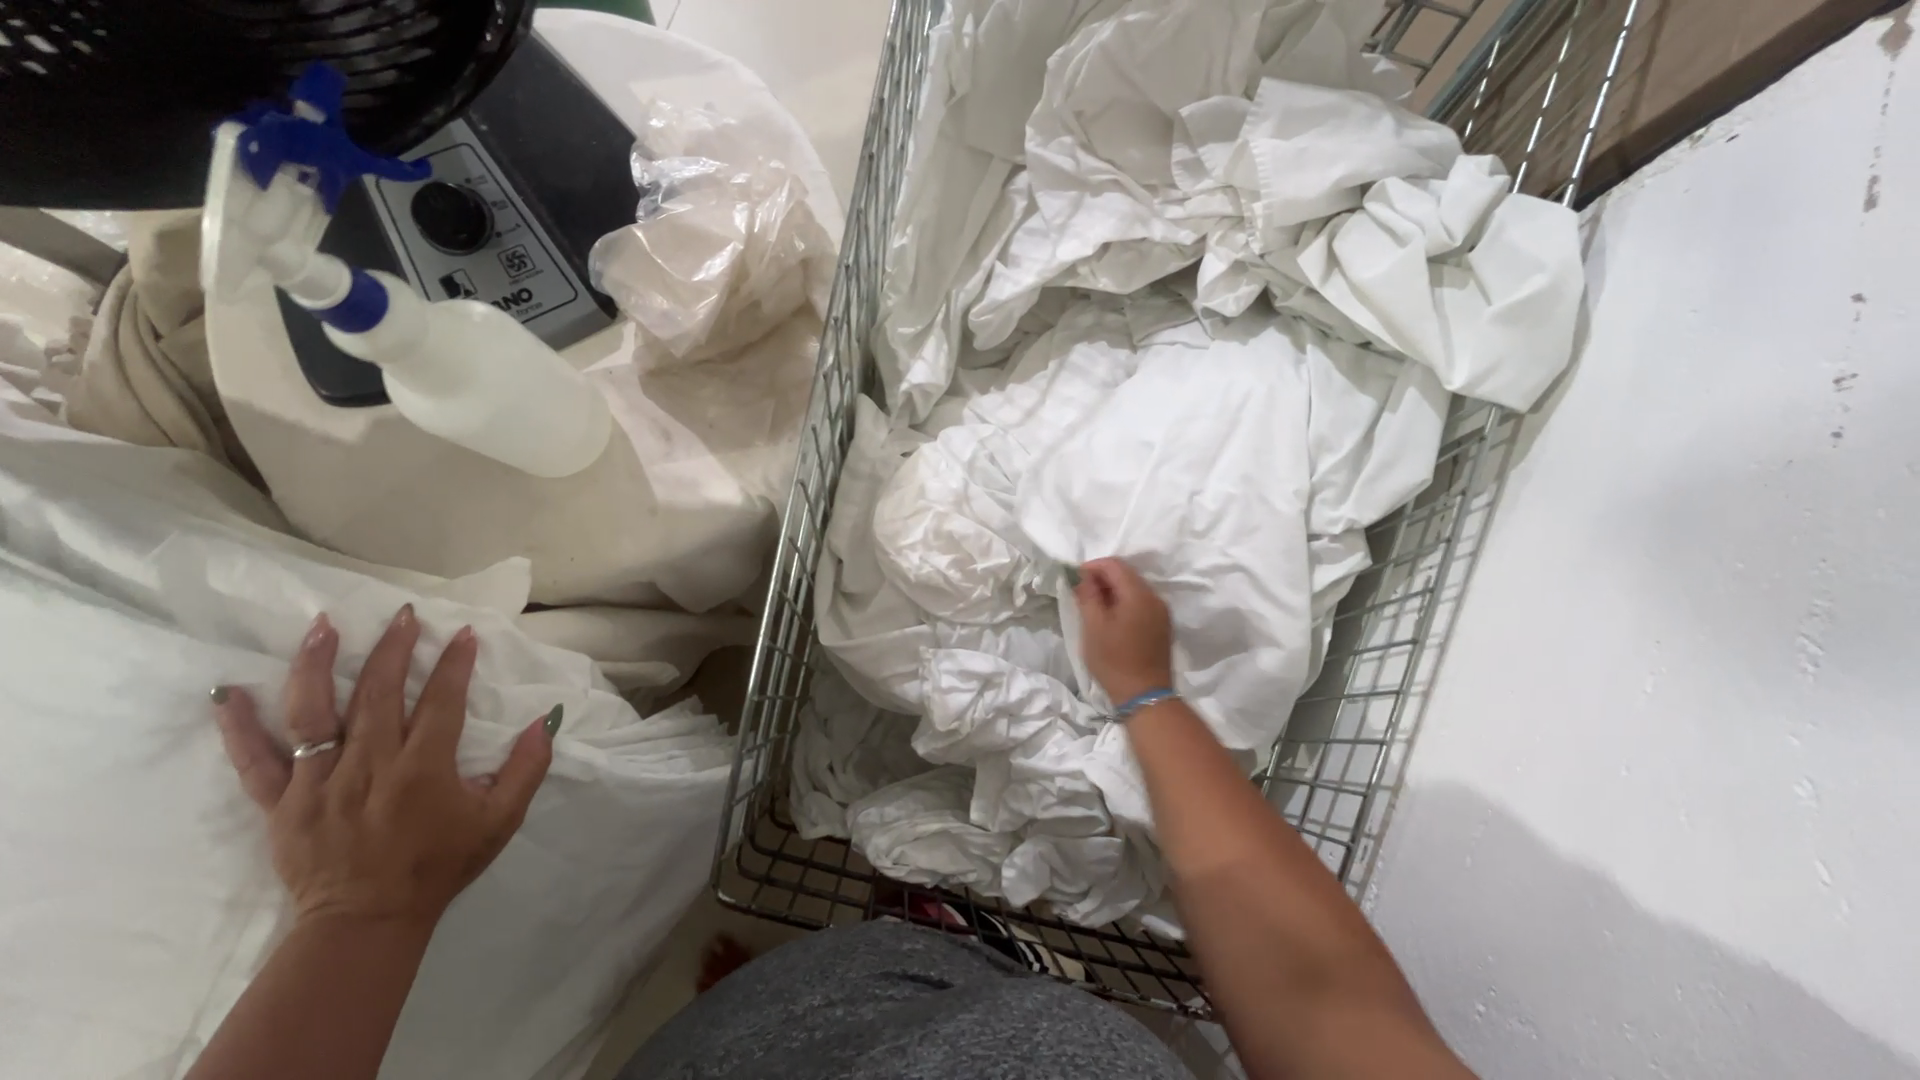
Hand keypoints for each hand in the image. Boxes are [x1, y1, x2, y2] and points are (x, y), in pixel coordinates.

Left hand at [211, 605, 553, 929]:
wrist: (366, 922)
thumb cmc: (438, 867)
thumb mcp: (499, 822)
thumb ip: (525, 769)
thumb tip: (545, 721)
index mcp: (423, 768)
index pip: (441, 701)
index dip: (454, 664)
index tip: (462, 634)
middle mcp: (370, 764)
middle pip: (379, 692)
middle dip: (394, 648)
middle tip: (403, 614)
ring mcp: (320, 782)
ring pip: (314, 713)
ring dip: (318, 665)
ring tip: (323, 626)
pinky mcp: (281, 804)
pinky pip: (254, 762)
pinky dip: (239, 727)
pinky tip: (229, 692)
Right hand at [1073, 557, 1174, 704]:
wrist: (1145, 695)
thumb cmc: (1114, 661)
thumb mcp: (1093, 627)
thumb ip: (1087, 595)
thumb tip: (1081, 575)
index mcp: (1139, 594)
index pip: (1114, 565)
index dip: (1092, 567)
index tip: (1074, 580)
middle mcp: (1155, 598)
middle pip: (1126, 574)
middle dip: (1102, 578)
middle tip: (1081, 594)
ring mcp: (1162, 612)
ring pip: (1134, 588)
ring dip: (1113, 591)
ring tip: (1094, 608)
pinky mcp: (1162, 625)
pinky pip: (1141, 603)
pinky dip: (1124, 603)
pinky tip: (1111, 619)